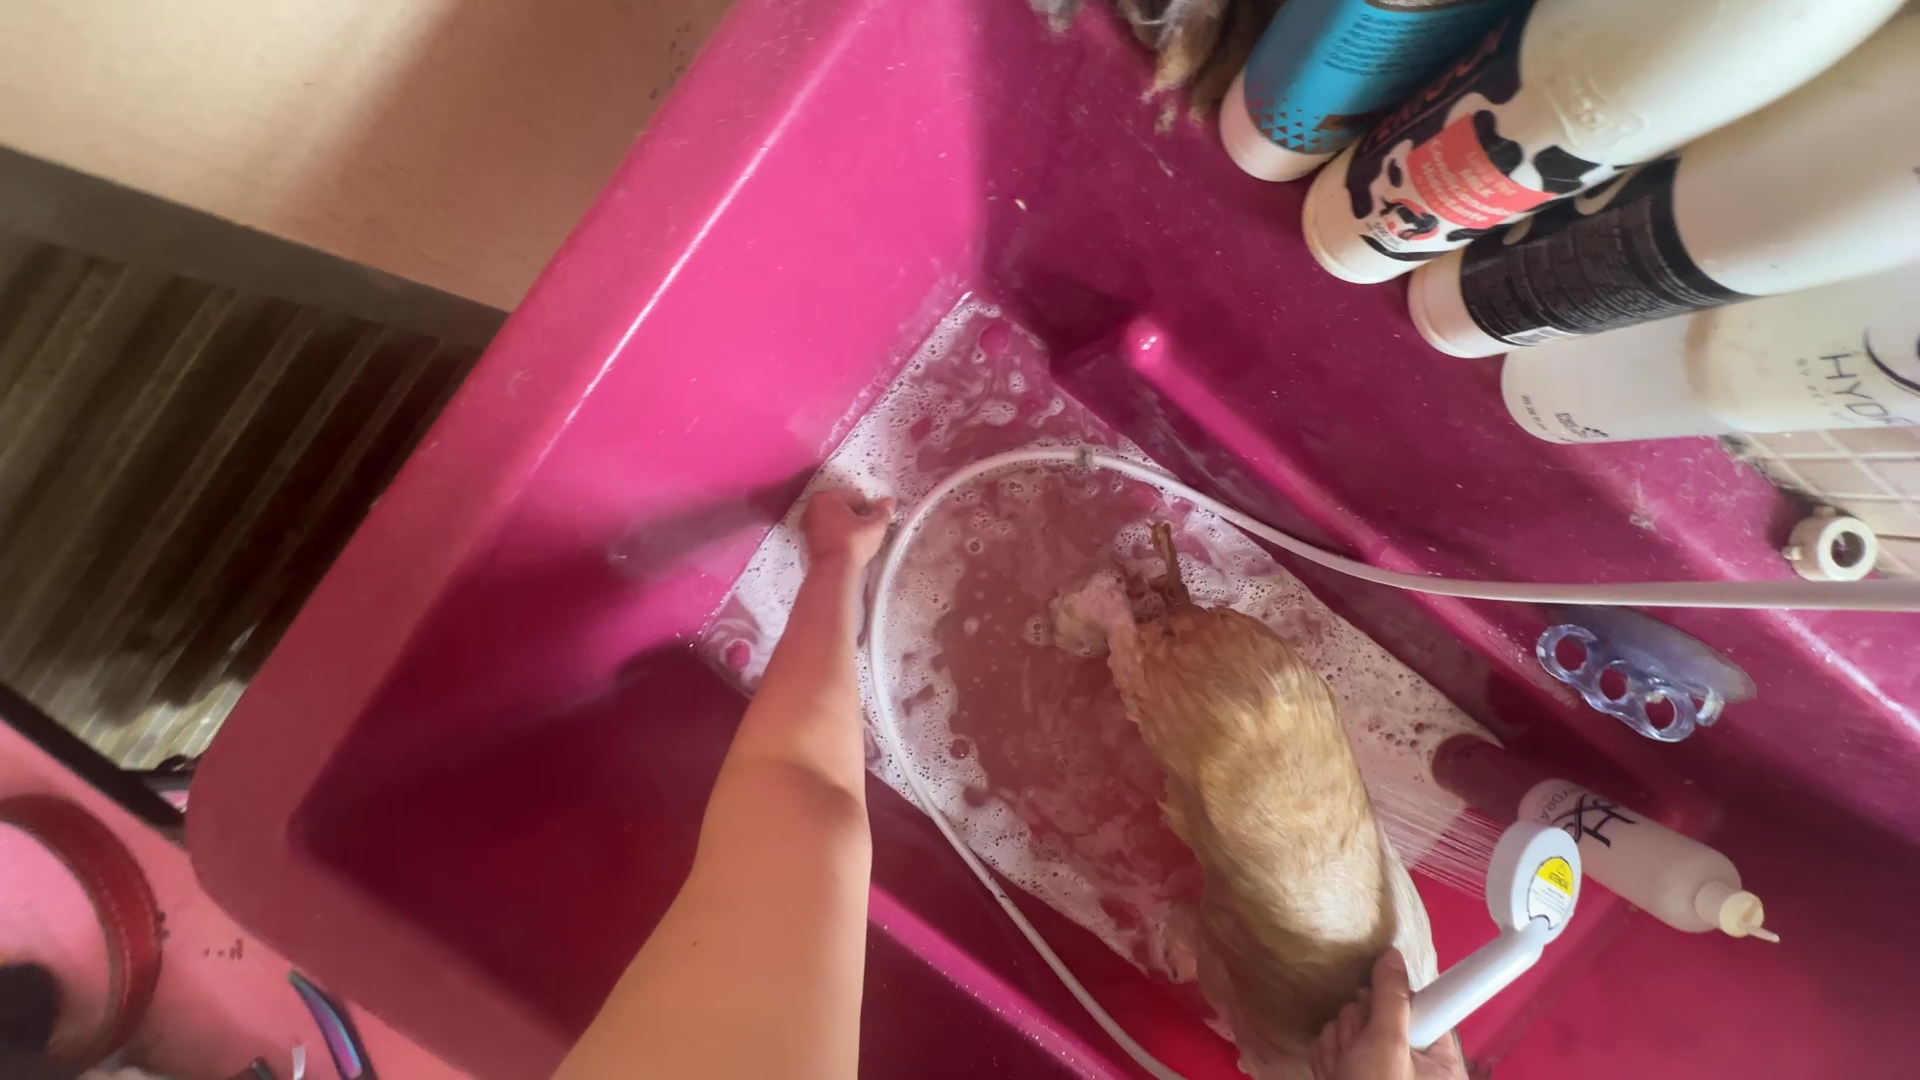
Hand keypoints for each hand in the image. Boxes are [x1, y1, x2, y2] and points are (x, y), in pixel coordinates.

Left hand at [802, 491, 894, 567]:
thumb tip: (890, 501)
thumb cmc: (853, 542)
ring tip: (857, 541)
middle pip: (842, 508)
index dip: (868, 510)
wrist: (833, 570)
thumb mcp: (875, 526)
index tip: (873, 521)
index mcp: (826, 497)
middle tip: (866, 531)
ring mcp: (806, 526)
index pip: (856, 498)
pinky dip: (836, 538)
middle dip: (854, 517)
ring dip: (845, 528)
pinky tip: (846, 548)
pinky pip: (827, 535)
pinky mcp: (806, 543)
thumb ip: (883, 511)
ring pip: (833, 522)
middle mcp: (811, 508)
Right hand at [1309, 950, 1468, 1079]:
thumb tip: (1393, 954)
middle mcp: (1413, 1062)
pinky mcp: (1355, 1073)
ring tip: (1343, 1073)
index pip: (1415, 1002)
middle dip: (1354, 1028)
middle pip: (1372, 1011)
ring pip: (1348, 1027)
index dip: (1386, 998)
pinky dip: (1329, 1058)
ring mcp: (1382, 1068)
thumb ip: (1390, 998)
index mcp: (1438, 1058)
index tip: (1370, 1000)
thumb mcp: (1386, 1047)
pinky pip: (1335, 1046)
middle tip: (1355, 1054)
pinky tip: (1335, 1076)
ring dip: (1338, 1046)